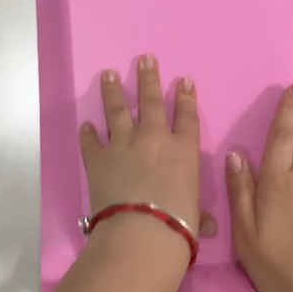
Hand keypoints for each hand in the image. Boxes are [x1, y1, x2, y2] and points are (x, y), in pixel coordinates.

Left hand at [80, 55, 202, 255]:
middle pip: (151, 101)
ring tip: (108, 73)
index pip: (187, 116)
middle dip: (148, 78)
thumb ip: (198, 214)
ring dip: (113, 90)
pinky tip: (86, 124)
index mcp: (183, 149)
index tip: (183, 81)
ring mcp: (123, 145)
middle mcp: (154, 138)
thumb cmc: (178, 224)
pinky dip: (88, 133)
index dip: (186, 97)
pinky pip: (92, 142)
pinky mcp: (98, 159)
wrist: (141, 232)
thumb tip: (206, 226)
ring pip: (118, 110)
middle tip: (145, 58)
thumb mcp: (195, 216)